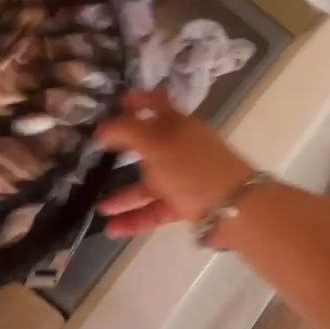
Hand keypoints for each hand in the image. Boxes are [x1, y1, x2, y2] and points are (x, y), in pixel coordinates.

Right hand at [95, 90, 258, 236]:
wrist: (233, 208)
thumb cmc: (192, 167)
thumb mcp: (156, 143)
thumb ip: (126, 131)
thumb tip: (102, 128)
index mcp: (177, 126)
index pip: (157, 104)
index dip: (138, 100)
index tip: (116, 102)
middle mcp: (180, 150)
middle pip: (148, 147)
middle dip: (122, 153)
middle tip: (96, 156)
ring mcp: (183, 179)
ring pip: (148, 184)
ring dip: (123, 196)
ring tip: (97, 207)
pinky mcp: (185, 205)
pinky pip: (154, 210)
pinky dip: (134, 219)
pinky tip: (111, 228)